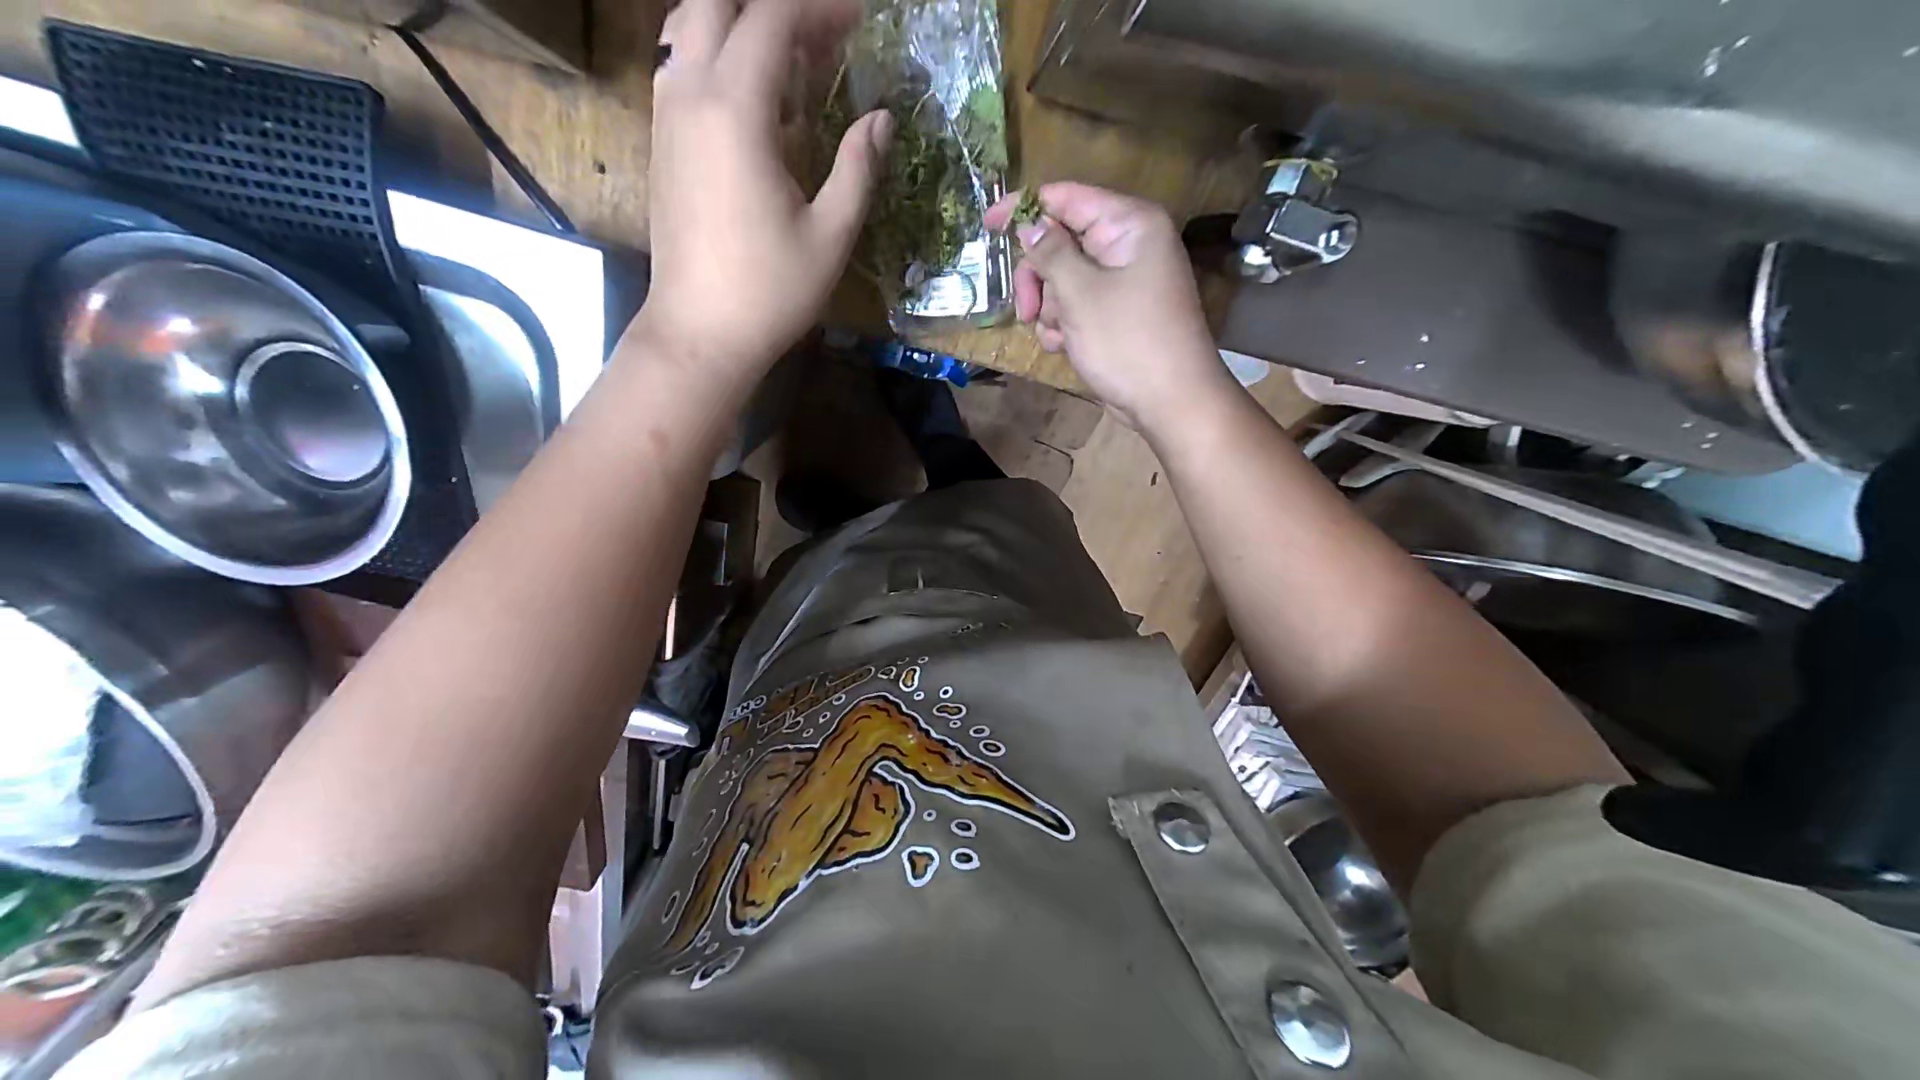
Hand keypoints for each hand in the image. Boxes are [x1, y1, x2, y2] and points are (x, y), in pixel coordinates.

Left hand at [634, 0, 892, 375]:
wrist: (700, 332)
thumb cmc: (770, 291)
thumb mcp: (830, 235)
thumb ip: (859, 168)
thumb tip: (881, 119)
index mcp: (735, 112)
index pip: (772, 19)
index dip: (820, 10)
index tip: (861, 22)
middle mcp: (690, 96)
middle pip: (719, 5)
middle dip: (775, 10)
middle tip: (824, 39)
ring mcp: (667, 117)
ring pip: (689, 28)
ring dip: (740, 28)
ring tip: (792, 67)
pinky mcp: (661, 144)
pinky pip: (681, 68)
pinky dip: (717, 59)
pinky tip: (758, 104)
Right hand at [985, 183, 1235, 430]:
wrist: (1170, 402)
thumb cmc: (1127, 341)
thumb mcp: (1080, 293)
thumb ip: (1050, 252)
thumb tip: (1029, 223)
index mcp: (1129, 224)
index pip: (1066, 198)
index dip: (1023, 209)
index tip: (987, 225)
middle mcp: (1129, 245)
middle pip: (1061, 243)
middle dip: (1038, 277)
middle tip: (1026, 311)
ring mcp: (1125, 281)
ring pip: (1065, 278)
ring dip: (1050, 307)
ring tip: (1057, 336)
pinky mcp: (1119, 312)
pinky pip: (1079, 305)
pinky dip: (1065, 324)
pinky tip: (1063, 346)